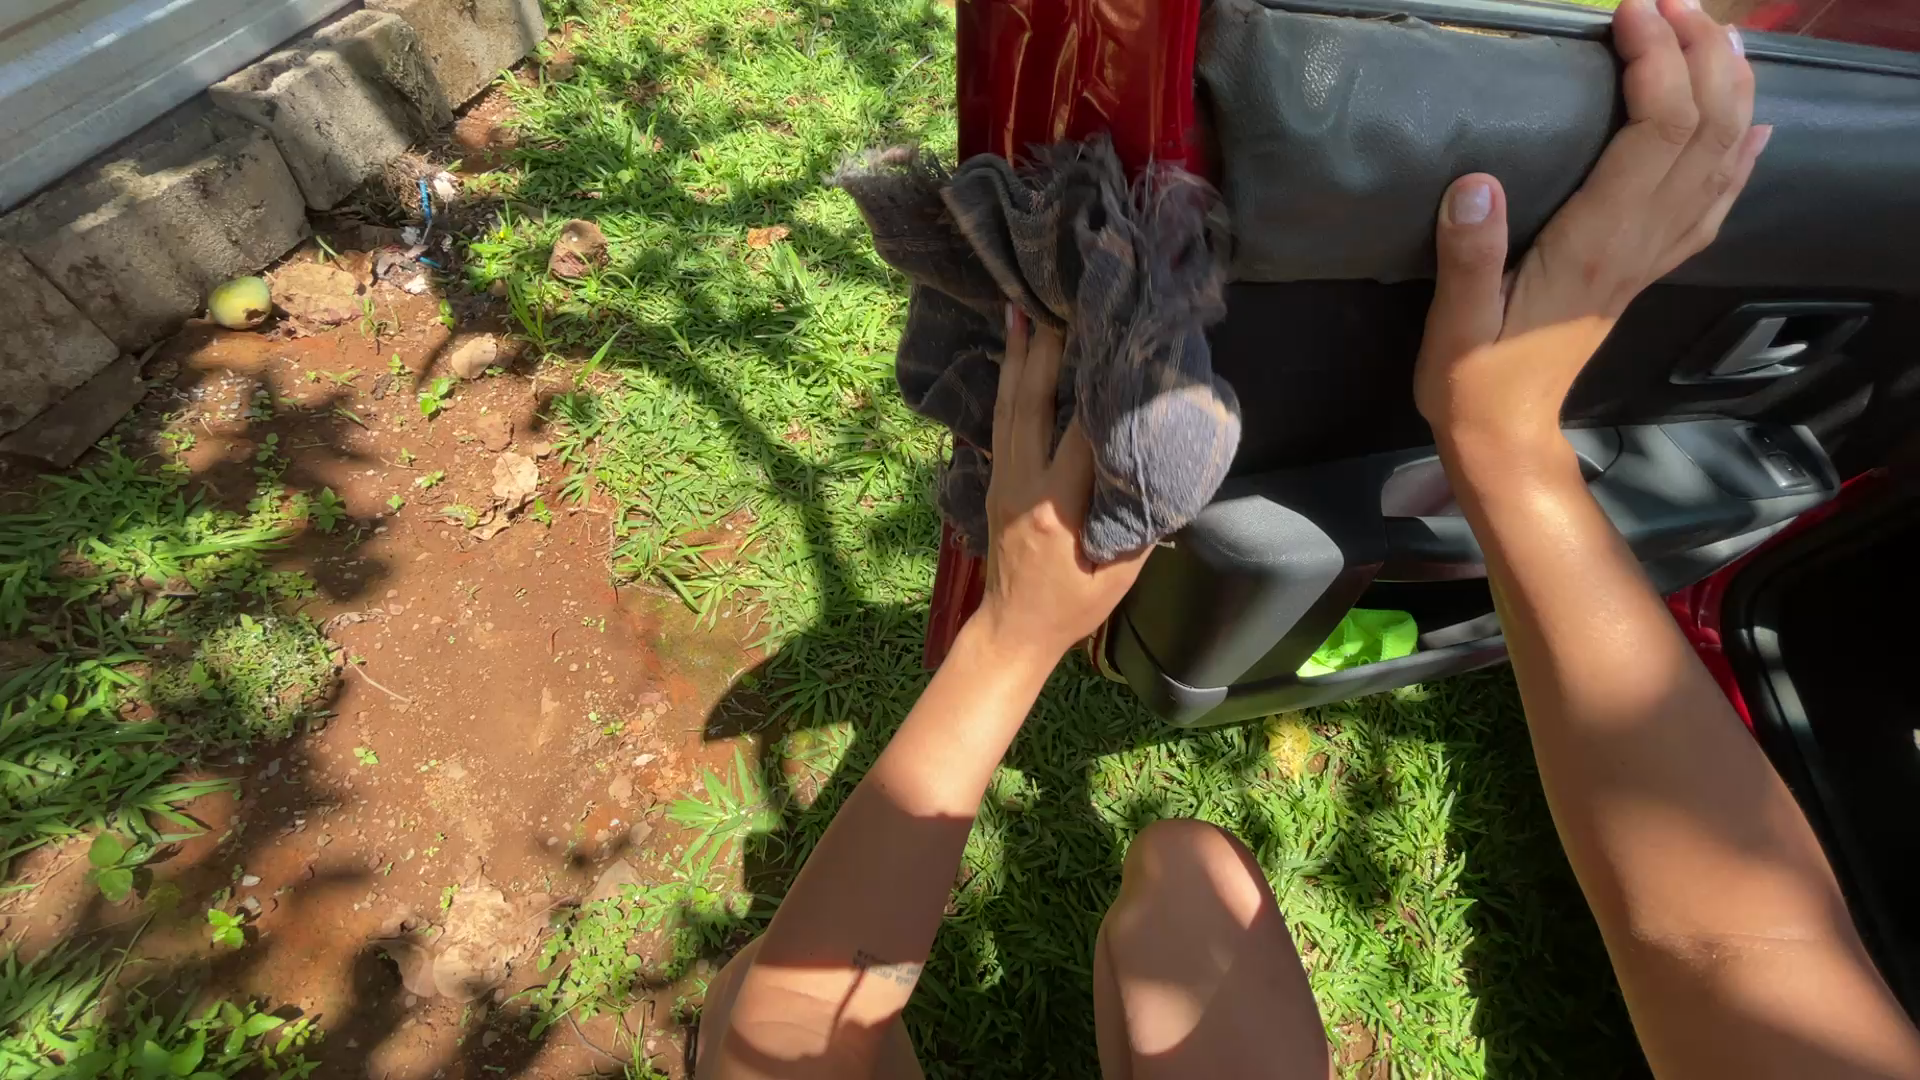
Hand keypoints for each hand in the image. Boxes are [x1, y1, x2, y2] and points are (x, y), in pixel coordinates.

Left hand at [973, 310, 1151, 661]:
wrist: (1013, 628)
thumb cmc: (1074, 606)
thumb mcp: (1120, 573)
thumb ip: (1137, 516)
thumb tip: (1158, 463)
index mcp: (1056, 509)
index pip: (1081, 434)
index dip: (1099, 385)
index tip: (1115, 340)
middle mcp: (1022, 484)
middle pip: (1032, 404)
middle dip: (1046, 349)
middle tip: (1058, 299)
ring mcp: (1002, 478)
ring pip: (1009, 406)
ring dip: (1017, 355)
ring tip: (1021, 306)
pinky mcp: (995, 479)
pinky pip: (1001, 421)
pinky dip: (1006, 382)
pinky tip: (1011, 352)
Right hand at [1416, 0, 1769, 452]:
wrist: (1503, 430)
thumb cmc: (1471, 380)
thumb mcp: (1453, 323)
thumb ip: (1467, 254)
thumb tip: (1475, 180)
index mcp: (1593, 246)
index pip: (1654, 131)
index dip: (1654, 63)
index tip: (1626, 18)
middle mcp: (1637, 243)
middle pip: (1704, 128)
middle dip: (1699, 53)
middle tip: (1667, 6)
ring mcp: (1648, 259)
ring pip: (1721, 156)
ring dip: (1727, 87)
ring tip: (1712, 38)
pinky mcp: (1640, 273)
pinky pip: (1711, 204)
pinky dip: (1738, 156)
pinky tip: (1748, 132)